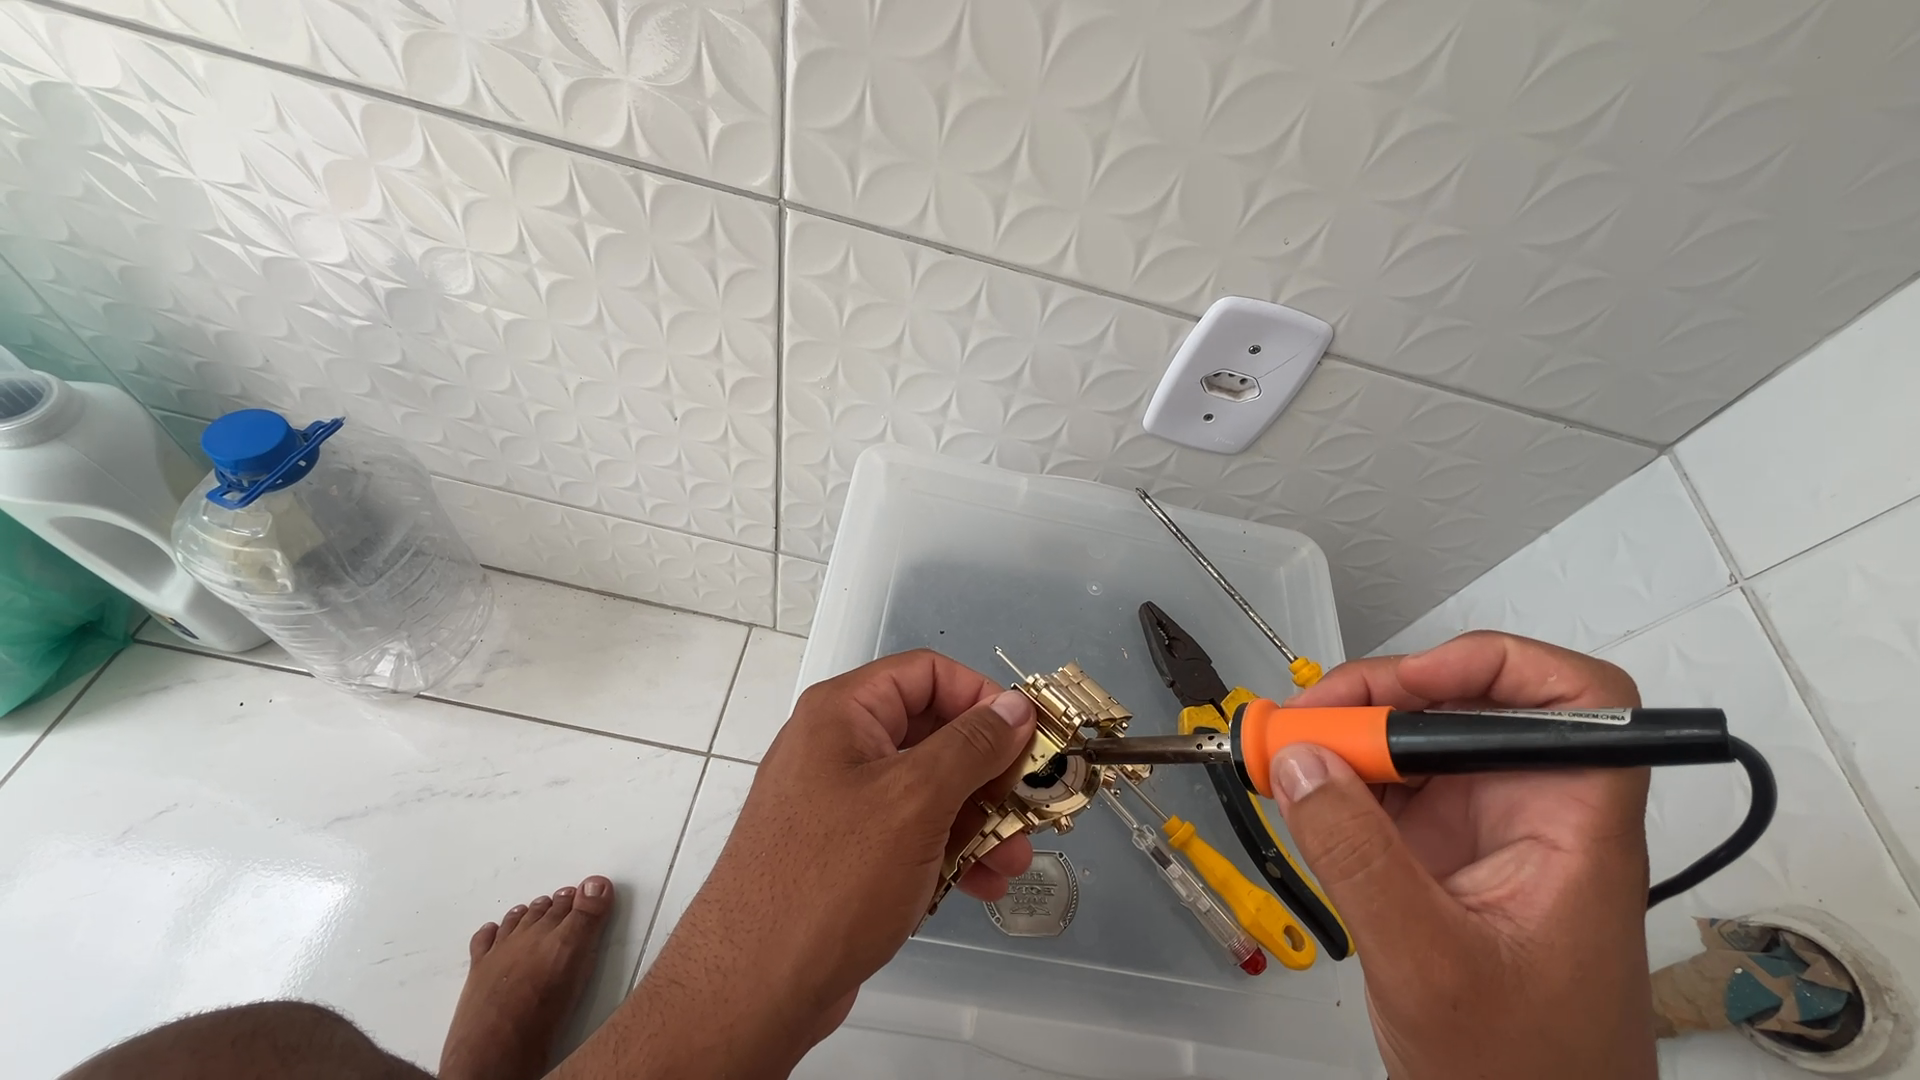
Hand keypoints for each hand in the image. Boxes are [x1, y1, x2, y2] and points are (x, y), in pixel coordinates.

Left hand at [582, 650, 1036, 1079]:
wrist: (751, 988)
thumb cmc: (835, 876)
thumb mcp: (916, 800)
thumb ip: (972, 746)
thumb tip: (1014, 708)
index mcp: (844, 711)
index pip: (927, 673)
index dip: (982, 696)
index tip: (1028, 736)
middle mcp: (839, 745)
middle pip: (932, 734)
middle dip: (989, 773)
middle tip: (1031, 805)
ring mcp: (839, 801)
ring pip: (927, 789)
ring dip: (977, 820)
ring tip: (1012, 862)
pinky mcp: (844, 850)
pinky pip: (908, 831)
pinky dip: (947, 850)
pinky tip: (981, 883)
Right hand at [1271, 631, 1655, 1079]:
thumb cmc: (1519, 1073)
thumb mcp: (1427, 964)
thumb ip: (1358, 859)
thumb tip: (1300, 761)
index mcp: (1568, 827)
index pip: (1576, 700)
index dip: (1494, 664)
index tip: (1406, 683)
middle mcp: (1526, 812)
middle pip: (1465, 706)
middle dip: (1378, 700)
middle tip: (1302, 722)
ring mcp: (1477, 831)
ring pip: (1413, 743)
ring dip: (1344, 736)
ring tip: (1282, 750)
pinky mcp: (1433, 852)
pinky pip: (1380, 787)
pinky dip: (1331, 778)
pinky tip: (1294, 790)